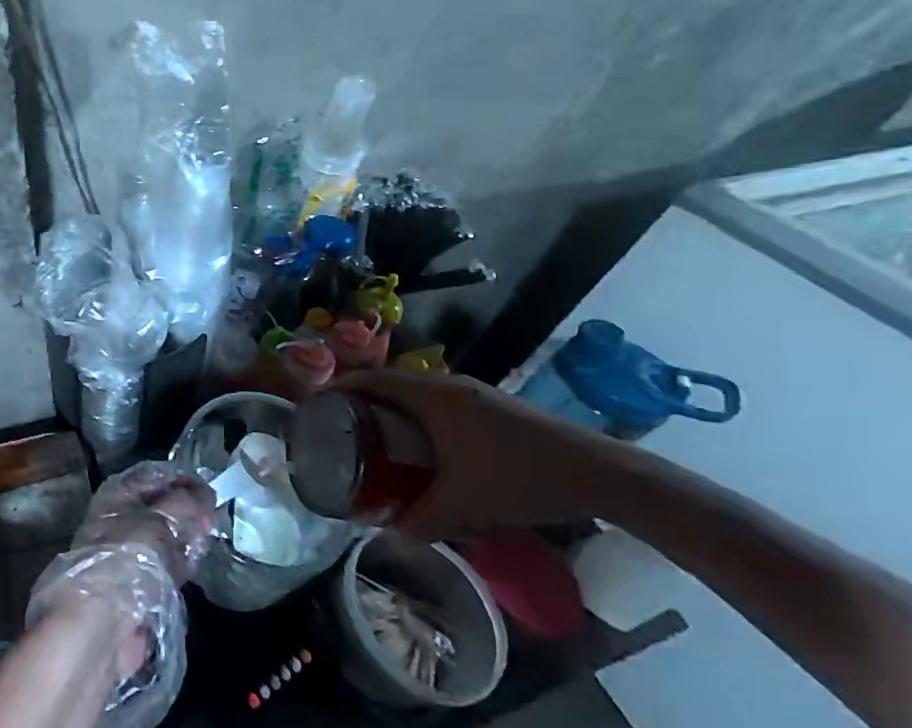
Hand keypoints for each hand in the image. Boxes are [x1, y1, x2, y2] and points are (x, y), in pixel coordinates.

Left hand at [72, 461, 218, 583]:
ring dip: (188, 539)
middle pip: (164, 507)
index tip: (209, 491)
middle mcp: (121, 518)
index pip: (157, 476)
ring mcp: (130, 551)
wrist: (103, 618)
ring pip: (168, 537)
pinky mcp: (140, 581)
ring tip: (201, 544)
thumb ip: (189, 501)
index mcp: (119, 493)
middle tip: (209, 522)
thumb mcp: (163, 516)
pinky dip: (181, 563)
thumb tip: (206, 494)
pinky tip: (193, 565)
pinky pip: (167, 564)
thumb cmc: (129, 552)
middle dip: (189, 513)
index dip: (184, 480)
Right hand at [332, 370, 621, 540]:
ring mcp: (473, 394)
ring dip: (395, 412)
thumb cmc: (517, 477)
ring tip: (377, 440)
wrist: (594, 471)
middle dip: (365, 402)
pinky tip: (426, 451)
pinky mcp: (491, 407)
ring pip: (418, 395)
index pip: (374, 378)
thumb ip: (422, 519)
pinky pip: (440, 405)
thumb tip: (390, 532)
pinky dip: (420, 420)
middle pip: (393, 384)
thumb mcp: (464, 505)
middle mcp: (448, 385)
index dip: (343, 386)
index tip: (318, 403)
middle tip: (343, 428)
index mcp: (432, 396)